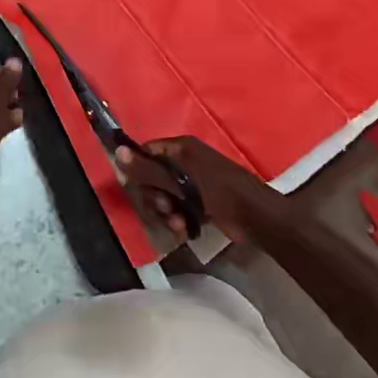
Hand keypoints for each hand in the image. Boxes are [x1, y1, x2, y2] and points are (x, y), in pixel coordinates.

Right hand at [115, 135, 264, 241]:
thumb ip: (148, 170)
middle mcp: (185, 161)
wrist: (258, 218)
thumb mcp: (181, 181)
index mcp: (181, 149)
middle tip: (162, 208)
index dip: (137, 168)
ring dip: (165, 212)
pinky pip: (177, 207)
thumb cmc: (221, 192)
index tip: (133, 186)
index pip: (146, 152)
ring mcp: (193, 183)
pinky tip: (184, 229)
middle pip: (153, 177)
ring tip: (177, 223)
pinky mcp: (200, 202)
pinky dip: (177, 219)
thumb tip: (118, 152)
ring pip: (164, 196)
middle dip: (154, 197)